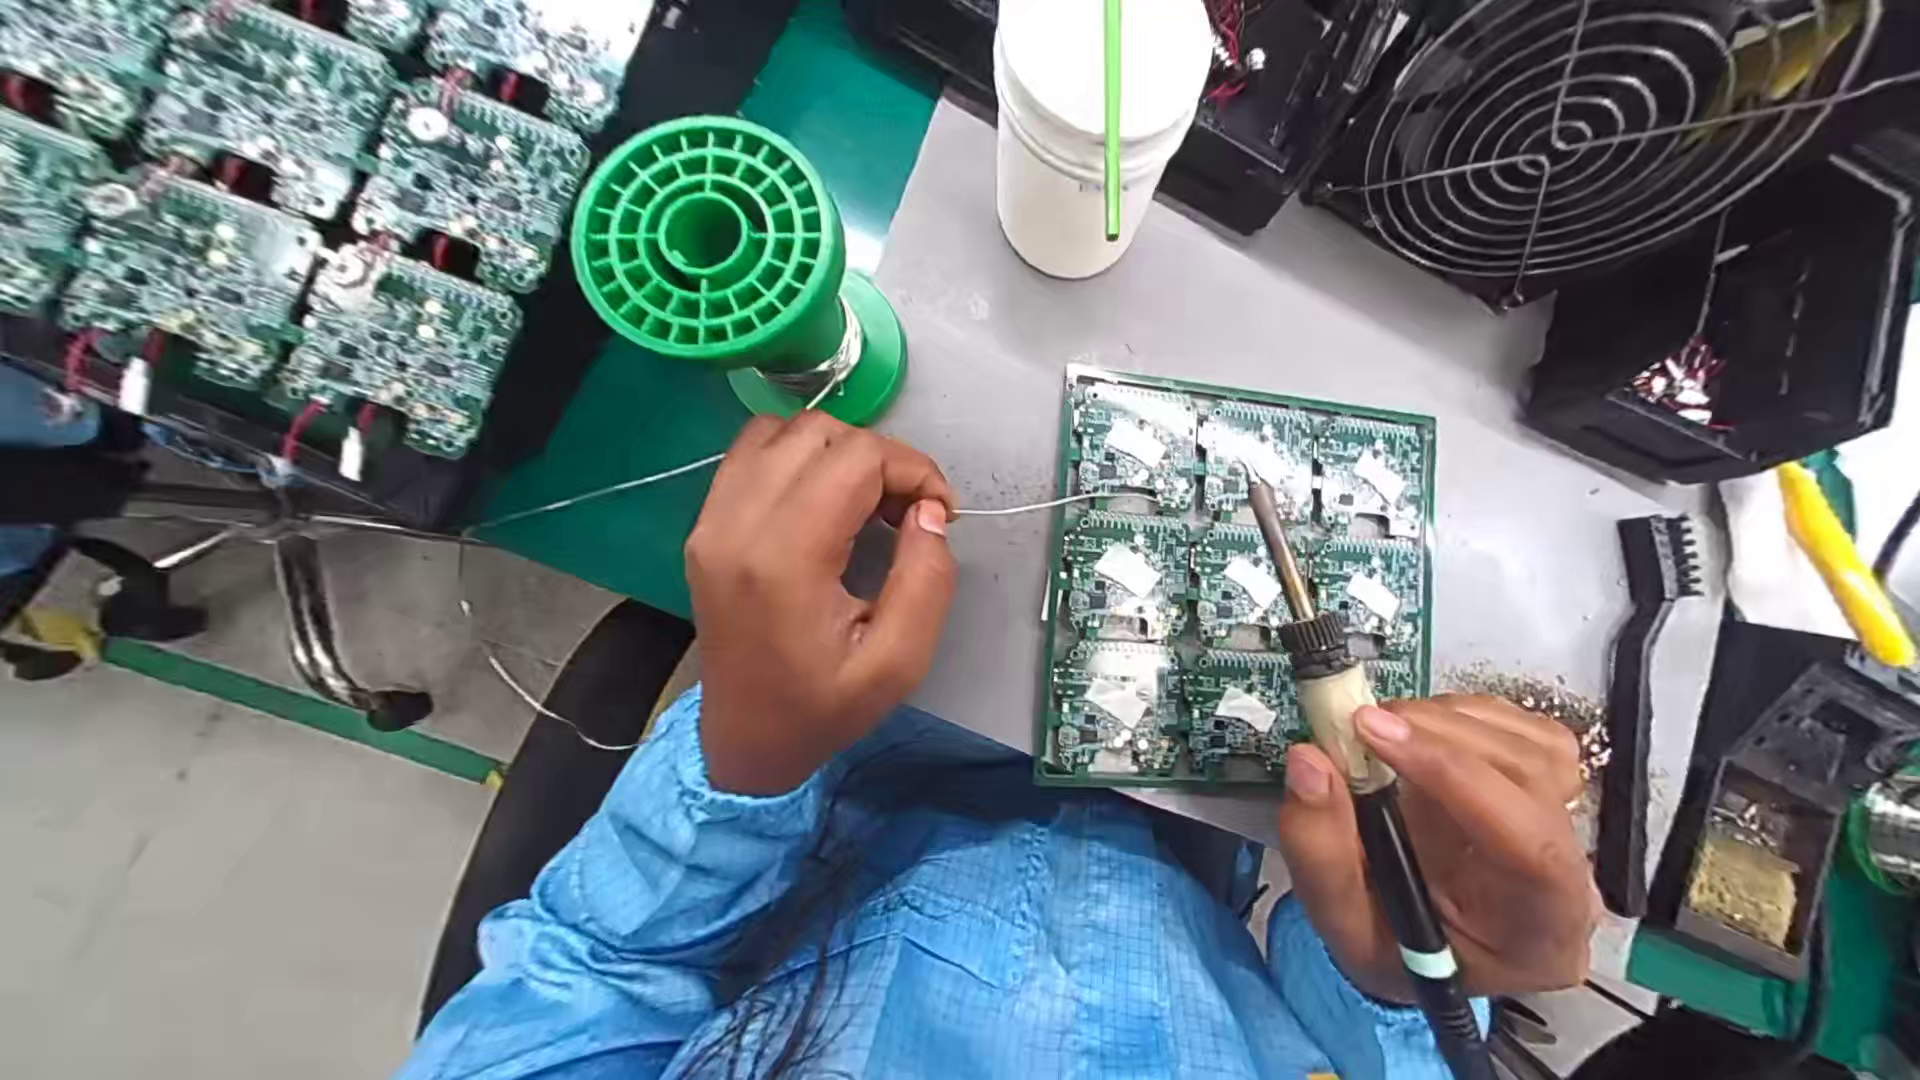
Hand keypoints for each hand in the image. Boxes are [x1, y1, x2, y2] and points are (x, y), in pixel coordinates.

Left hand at [685, 412, 957, 794]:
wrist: (745, 739)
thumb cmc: (823, 708)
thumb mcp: (899, 662)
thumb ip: (928, 579)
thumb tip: (929, 510)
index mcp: (784, 558)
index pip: (857, 459)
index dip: (913, 469)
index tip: (939, 510)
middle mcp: (737, 523)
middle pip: (822, 433)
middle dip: (883, 458)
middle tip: (908, 510)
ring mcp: (712, 519)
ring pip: (784, 430)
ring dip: (840, 451)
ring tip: (867, 500)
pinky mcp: (705, 523)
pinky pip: (753, 451)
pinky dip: (798, 455)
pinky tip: (823, 496)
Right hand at [1276, 695, 1598, 1002]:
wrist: (1409, 936)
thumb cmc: (1383, 939)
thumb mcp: (1336, 917)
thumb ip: (1318, 848)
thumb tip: (1308, 758)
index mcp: (1535, 932)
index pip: (1530, 846)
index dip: (1452, 774)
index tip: (1371, 731)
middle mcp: (1568, 879)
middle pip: (1532, 781)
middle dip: (1437, 737)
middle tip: (1358, 723)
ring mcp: (1563, 827)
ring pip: (1534, 746)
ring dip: (1445, 719)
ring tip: (1379, 728)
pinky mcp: (1543, 788)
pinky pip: (1527, 730)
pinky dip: (1464, 713)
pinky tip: (1417, 728)